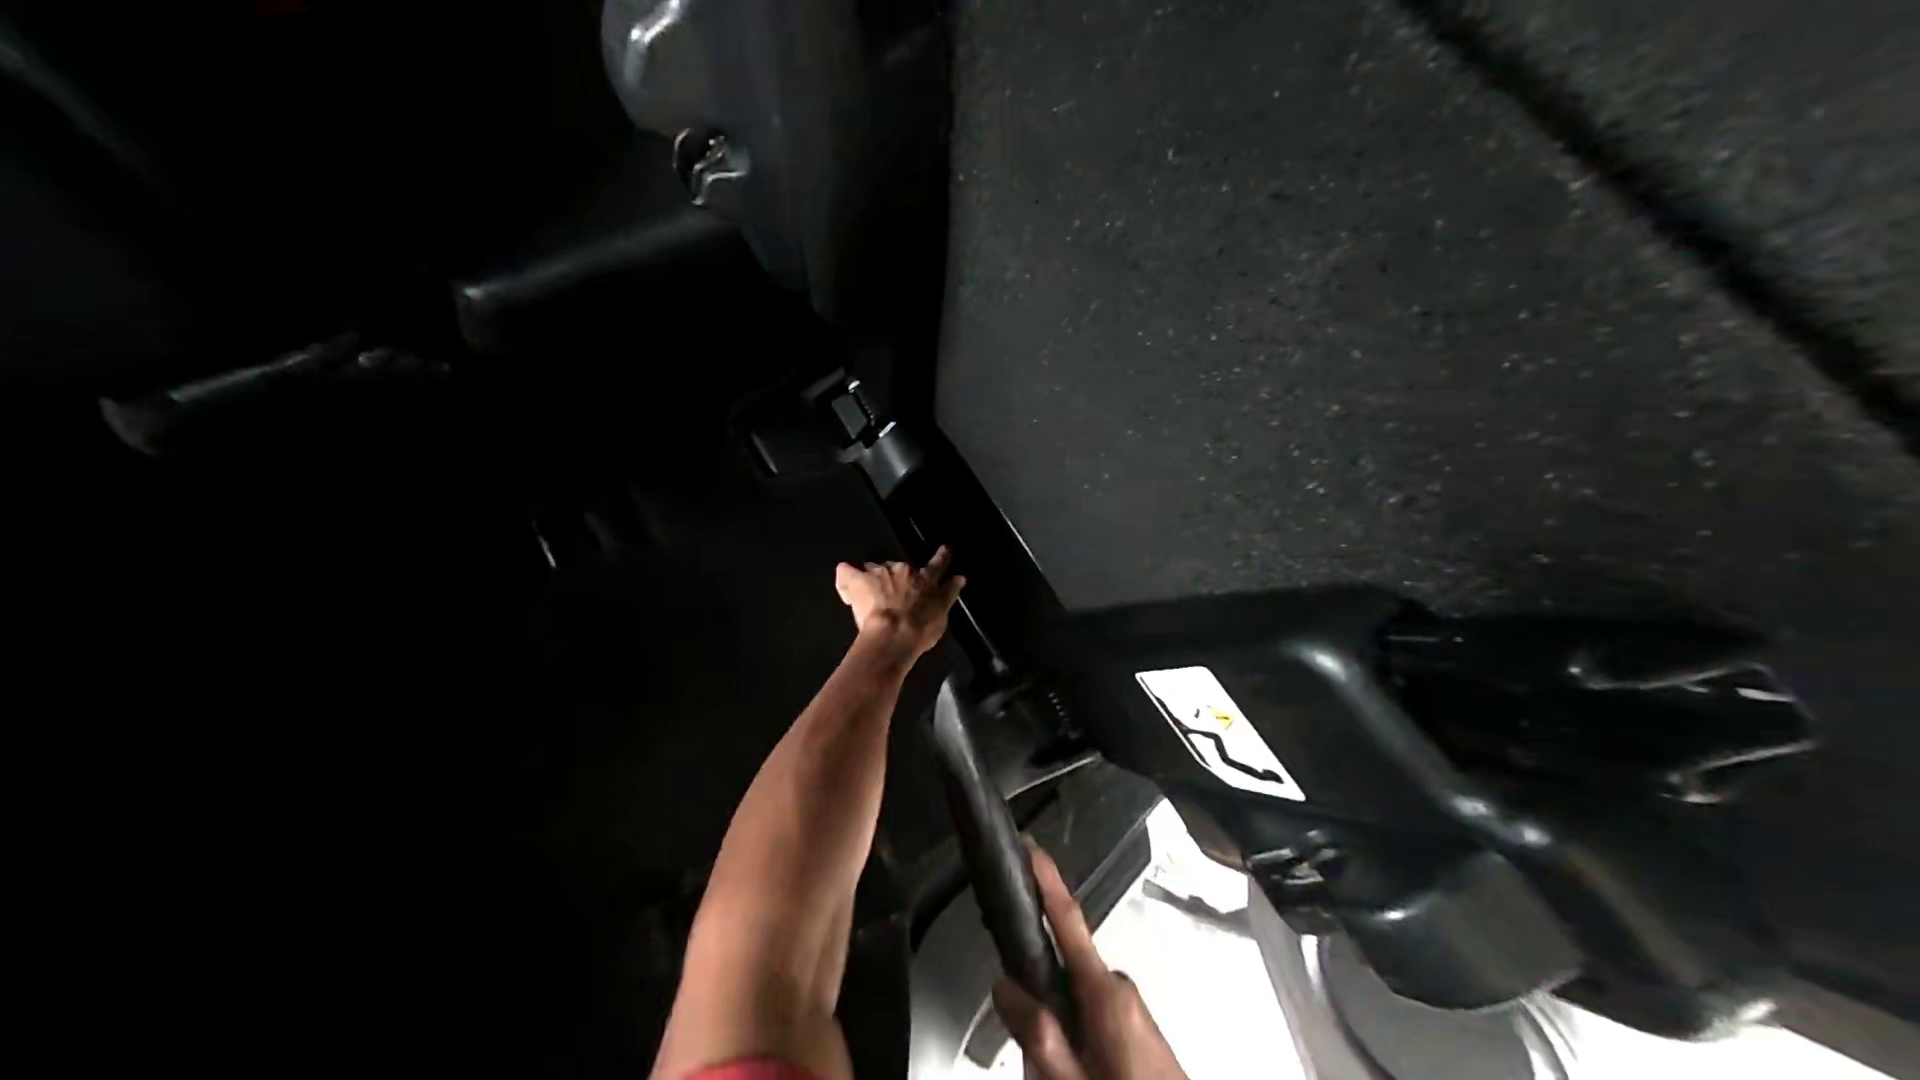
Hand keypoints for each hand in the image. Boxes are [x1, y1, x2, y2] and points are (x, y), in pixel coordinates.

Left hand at [834, 546, 965, 658]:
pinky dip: (845, 579)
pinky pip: (847, 572)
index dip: (941, 556)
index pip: (937, 564)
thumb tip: (959, 579)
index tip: (945, 549)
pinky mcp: (859, 580)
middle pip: (898, 567)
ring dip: (872, 580)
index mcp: (926, 580)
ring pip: (873, 569)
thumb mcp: (942, 614)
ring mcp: (881, 573)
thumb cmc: (921, 630)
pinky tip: (845, 590)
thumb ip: (949, 594)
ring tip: (867, 598)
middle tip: (890, 598)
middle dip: (894, 578)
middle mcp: (904, 570)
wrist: (896, 634)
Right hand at [992, 846, 1188, 1079]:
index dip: (1047, 881)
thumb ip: (1036, 1033)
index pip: (1068, 920)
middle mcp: (1119, 989)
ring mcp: (1131, 1010)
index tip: (1029, 845)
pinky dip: (1072, 1045)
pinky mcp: (1135, 1031)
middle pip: (1061, 972)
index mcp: (1104, 992)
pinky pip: (1090, 1023)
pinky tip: (1070, 1074)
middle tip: (1023, 1050)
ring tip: (1051, 1075)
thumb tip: (1003, 983)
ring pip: (1073, 1005)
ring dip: (1054, 1034)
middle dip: (1034, 997)